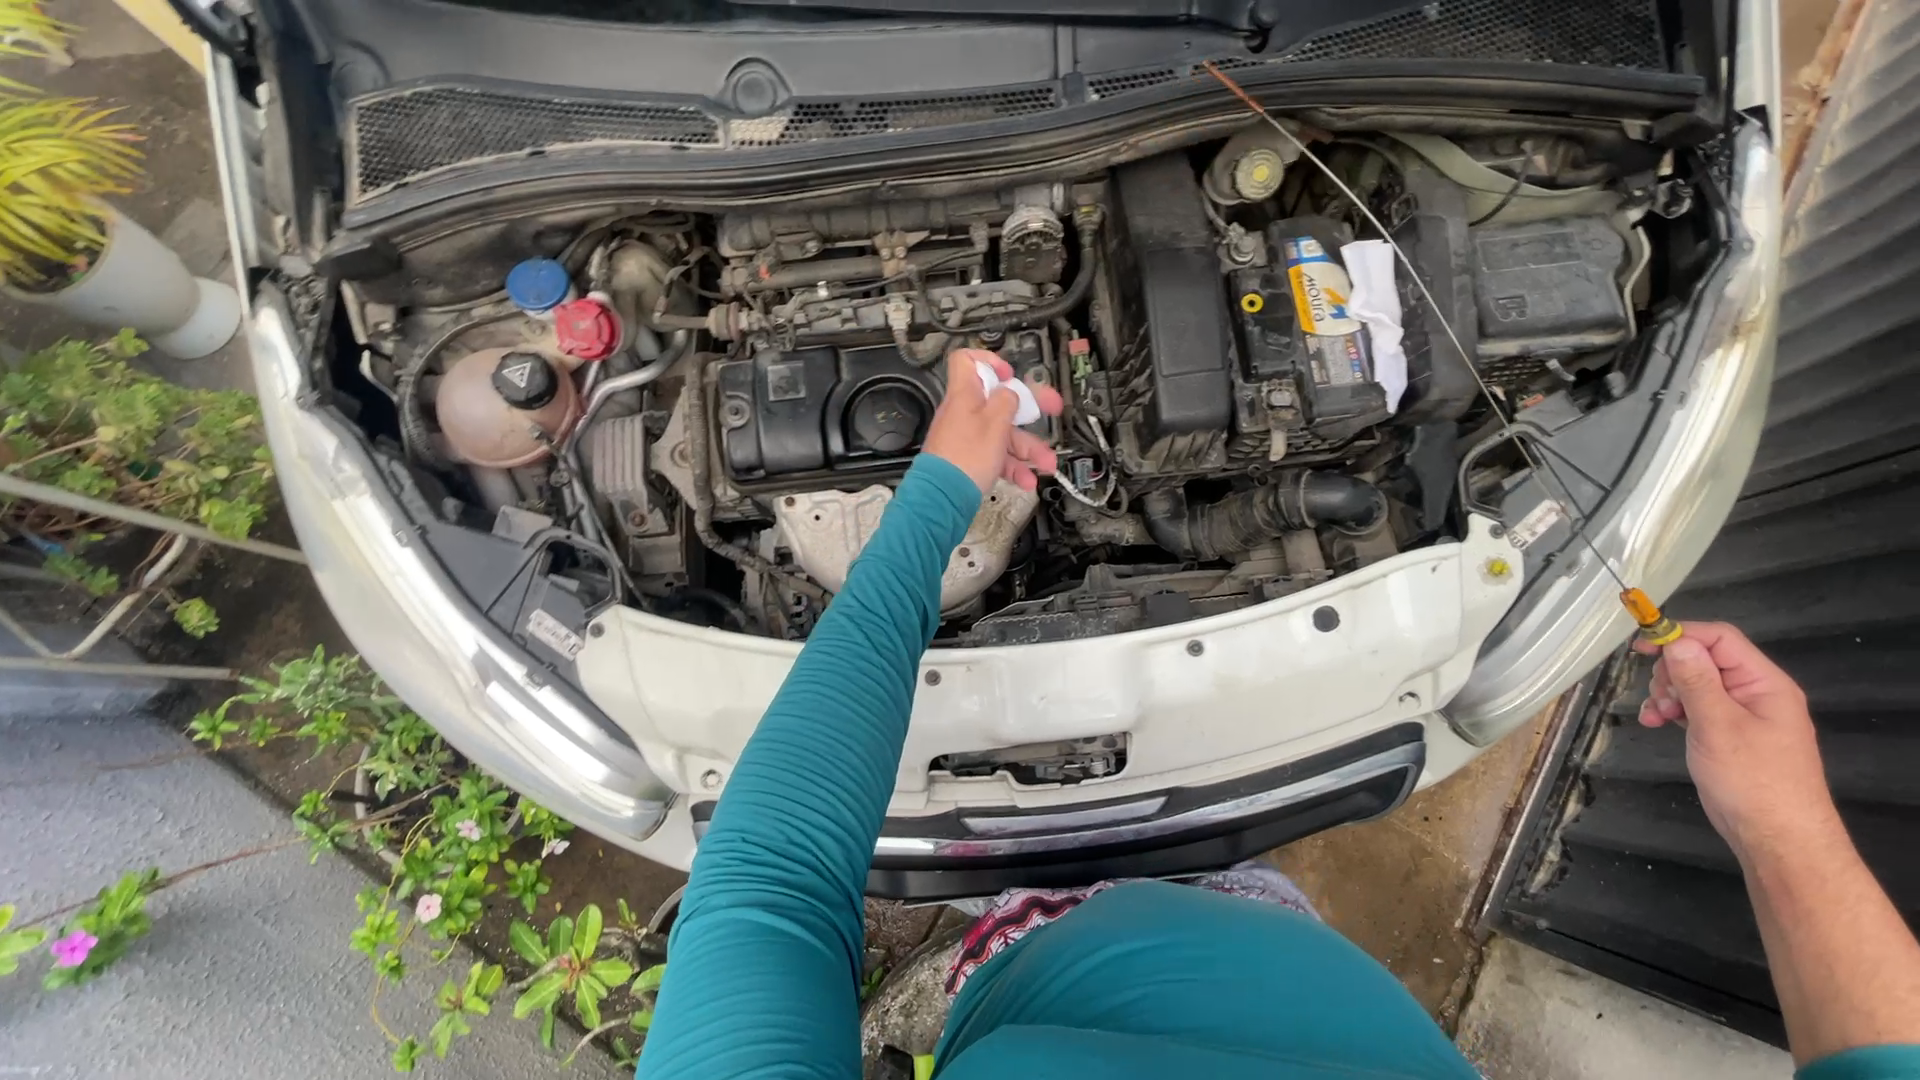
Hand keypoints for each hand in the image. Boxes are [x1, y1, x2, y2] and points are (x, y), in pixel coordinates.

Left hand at [921, 348, 1062, 494]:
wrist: (942, 498)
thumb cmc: (966, 457)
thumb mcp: (994, 423)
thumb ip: (1007, 401)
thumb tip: (1010, 392)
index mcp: (965, 395)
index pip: (966, 361)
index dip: (990, 362)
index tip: (1010, 375)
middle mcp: (964, 413)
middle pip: (999, 403)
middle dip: (1029, 412)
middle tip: (1053, 410)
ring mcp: (966, 437)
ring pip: (1002, 434)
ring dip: (1028, 448)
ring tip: (1047, 463)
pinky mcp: (969, 460)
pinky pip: (995, 456)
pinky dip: (1013, 466)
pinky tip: (1027, 480)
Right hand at [1634, 622, 1834, 860]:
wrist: (1773, 833)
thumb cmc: (1752, 778)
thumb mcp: (1718, 725)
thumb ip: (1697, 681)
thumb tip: (1675, 641)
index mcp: (1764, 684)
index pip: (1719, 639)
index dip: (1679, 635)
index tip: (1640, 647)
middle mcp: (1753, 692)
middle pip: (1700, 658)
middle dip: (1669, 672)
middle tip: (1660, 698)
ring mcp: (1738, 712)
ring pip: (1690, 682)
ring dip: (1665, 693)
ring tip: (1657, 716)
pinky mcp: (1723, 730)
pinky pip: (1690, 705)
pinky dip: (1668, 710)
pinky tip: (1655, 723)